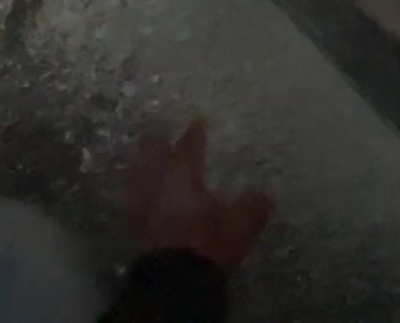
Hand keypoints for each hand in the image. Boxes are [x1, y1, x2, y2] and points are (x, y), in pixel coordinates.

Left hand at [126, 120, 272, 272]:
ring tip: (142, 154)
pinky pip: (133, 199)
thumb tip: (267, 193)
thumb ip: (252, 207)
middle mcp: (160, 180)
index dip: (195, 131)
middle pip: (154, 150)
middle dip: (156, 136)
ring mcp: (143, 201)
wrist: (172, 279)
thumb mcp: (238, 226)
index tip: (199, 120)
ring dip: (141, 161)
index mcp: (184, 173)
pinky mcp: (135, 224)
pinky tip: (138, 195)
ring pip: (139, 172)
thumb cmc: (206, 242)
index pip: (190, 144)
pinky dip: (135, 191)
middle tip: (157, 122)